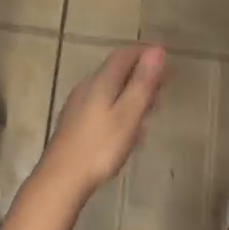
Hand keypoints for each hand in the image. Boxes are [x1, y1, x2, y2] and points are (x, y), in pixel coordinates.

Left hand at [35, 44, 166, 200]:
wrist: (61, 178)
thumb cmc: (99, 147)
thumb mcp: (128, 114)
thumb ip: (142, 83)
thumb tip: (156, 51)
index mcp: (101, 81)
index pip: (124, 54)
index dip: (146, 53)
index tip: (167, 58)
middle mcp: (87, 87)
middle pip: (117, 71)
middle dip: (142, 74)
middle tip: (165, 86)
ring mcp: (79, 104)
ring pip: (111, 89)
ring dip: (133, 93)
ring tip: (153, 108)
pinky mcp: (76, 121)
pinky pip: (104, 104)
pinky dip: (122, 107)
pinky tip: (130, 129)